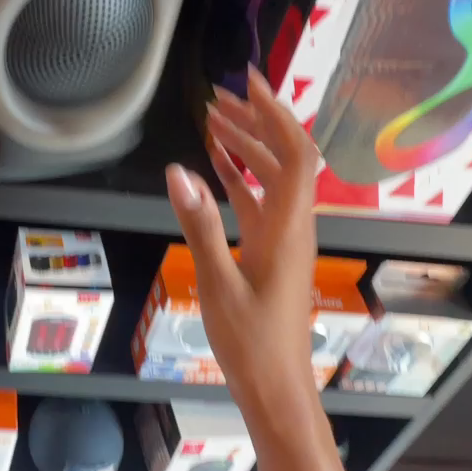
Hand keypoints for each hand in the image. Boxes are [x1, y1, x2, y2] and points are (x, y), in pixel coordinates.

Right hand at [165, 68, 322, 409]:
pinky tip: (216, 166)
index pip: (294, 154)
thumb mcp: (217, 283)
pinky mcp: (272, 252)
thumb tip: (177, 171)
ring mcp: (284, 238)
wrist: (276, 388)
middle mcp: (293, 225)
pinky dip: (239, 178)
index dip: (275, 112)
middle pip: (285, 158)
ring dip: (247, 146)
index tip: (247, 82)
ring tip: (213, 121)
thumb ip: (199, 225)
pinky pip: (259, 202)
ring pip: (271, 178)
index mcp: (287, 227)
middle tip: (218, 97)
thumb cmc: (249, 342)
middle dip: (256, 121)